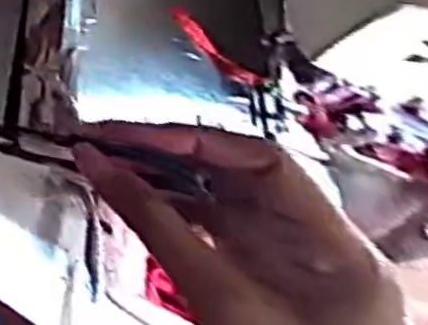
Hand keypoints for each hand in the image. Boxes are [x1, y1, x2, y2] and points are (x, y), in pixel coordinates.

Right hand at [75, 124, 404, 324]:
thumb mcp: (214, 293)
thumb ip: (150, 218)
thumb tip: (88, 156)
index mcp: (339, 247)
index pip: (263, 159)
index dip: (191, 138)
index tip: (127, 135)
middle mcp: (326, 246)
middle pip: (241, 174)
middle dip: (170, 154)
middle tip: (107, 143)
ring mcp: (300, 264)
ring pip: (225, 197)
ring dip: (166, 178)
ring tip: (112, 168)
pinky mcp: (272, 278)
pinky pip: (219, 224)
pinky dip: (174, 206)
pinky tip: (138, 202)